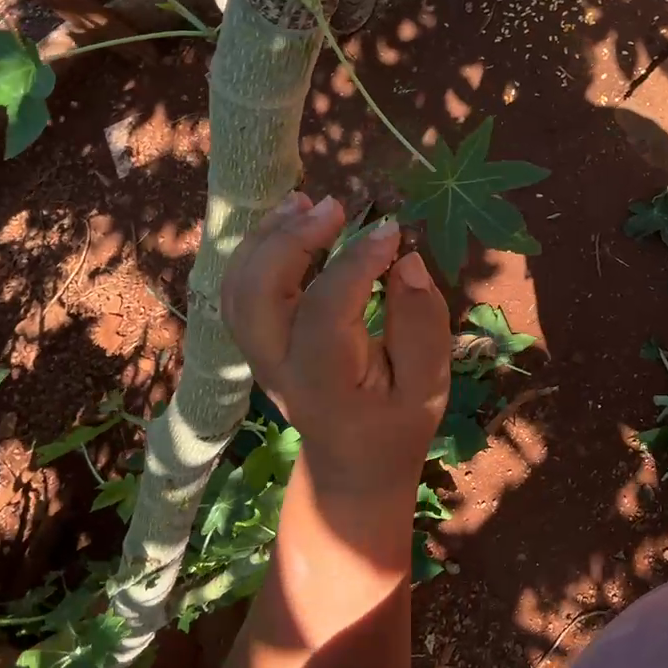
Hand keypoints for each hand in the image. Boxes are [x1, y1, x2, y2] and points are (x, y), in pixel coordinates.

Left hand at [221, 192, 450, 526]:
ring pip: (238, 289)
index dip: (356, 263)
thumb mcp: (428, 385)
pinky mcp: (257, 341)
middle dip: (289, 242)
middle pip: (256, 296)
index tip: (393, 231)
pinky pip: (241, 289)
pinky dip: (259, 248)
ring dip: (267, 238)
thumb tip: (406, 260)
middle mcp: (277, 368)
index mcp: (323, 384)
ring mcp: (258, 355)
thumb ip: (421, 324)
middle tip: (336, 207)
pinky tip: (291, 219)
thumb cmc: (397, 424)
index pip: (325, 311)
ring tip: (308, 202)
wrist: (351, 465)